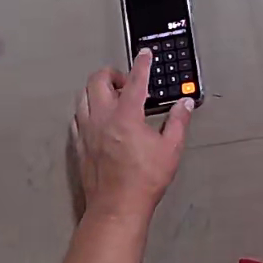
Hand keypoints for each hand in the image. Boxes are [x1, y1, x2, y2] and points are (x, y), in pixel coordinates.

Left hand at [71, 50, 194, 225]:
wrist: (116, 208)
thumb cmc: (143, 182)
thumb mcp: (171, 150)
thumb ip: (178, 122)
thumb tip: (184, 105)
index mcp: (126, 116)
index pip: (135, 80)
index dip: (141, 64)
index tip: (144, 55)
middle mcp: (102, 118)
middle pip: (98, 80)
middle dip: (113, 74)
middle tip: (126, 81)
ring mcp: (87, 130)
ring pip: (83, 95)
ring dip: (97, 89)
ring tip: (111, 95)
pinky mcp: (80, 144)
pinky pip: (77, 116)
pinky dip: (87, 109)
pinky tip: (96, 116)